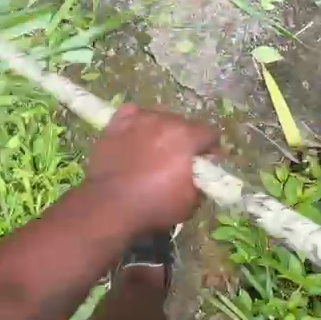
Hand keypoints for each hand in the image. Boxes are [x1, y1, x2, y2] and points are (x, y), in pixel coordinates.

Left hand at [77, 105, 216, 233]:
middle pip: (183, 124)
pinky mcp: (117, 122)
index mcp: (185, 136)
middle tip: (177, 161)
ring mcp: (138, 118)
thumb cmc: (155, 204)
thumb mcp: (191, 202)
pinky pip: (134, 115)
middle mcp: (163, 119)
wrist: (111, 203)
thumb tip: (200, 174)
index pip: (209, 134)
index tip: (203, 165)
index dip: (209, 150)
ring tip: (153, 151)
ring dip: (161, 131)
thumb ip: (201, 181)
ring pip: (158, 118)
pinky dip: (138, 124)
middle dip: (185, 140)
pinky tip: (135, 138)